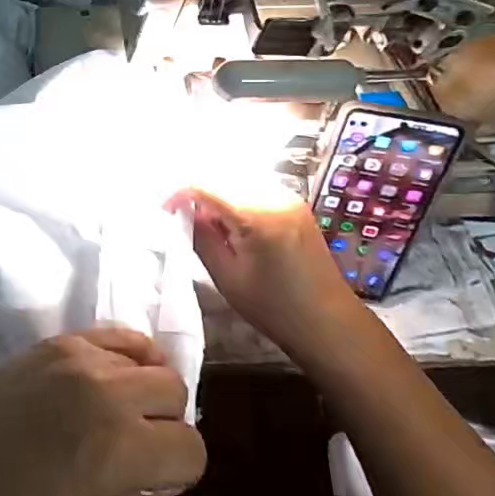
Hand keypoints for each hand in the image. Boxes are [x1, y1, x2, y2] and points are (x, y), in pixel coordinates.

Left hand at [0, 327, 204, 495]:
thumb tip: (168, 476)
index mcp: (121, 451)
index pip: (191, 449)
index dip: (183, 470)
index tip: (163, 477)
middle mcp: (112, 393)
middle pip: (178, 393)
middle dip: (169, 424)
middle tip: (141, 444)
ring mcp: (86, 358)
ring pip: (154, 362)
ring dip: (149, 390)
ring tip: (123, 410)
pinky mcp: (63, 341)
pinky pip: (121, 337)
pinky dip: (129, 358)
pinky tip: (114, 378)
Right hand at [169, 185, 366, 363]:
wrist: (327, 320)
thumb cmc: (274, 308)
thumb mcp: (228, 277)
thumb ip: (203, 238)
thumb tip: (187, 212)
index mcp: (256, 215)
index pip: (206, 185)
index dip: (180, 194)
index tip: (167, 211)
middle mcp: (275, 195)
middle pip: (225, 174)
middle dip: (201, 190)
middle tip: (186, 216)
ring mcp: (290, 197)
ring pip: (242, 177)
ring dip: (220, 190)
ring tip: (210, 221)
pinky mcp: (297, 204)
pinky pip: (259, 185)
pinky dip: (240, 194)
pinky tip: (234, 220)